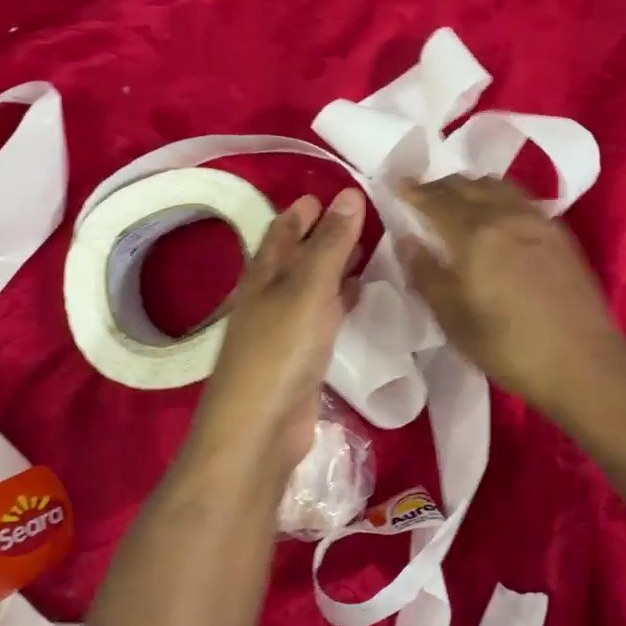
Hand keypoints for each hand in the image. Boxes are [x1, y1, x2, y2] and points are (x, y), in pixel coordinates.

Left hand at [197, 189, 364, 474]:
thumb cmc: (279, 351)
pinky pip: (323, 317)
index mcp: (263, 276)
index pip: (281, 232)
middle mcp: (269, 298)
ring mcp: (282, 330)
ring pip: (311, 287)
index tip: (326, 193)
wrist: (258, 432)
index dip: (302, 212)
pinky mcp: (299, 359)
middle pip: (295, 258)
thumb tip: (349, 194)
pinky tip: (360, 300)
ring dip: (334, 268)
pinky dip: (341, 301)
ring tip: (367, 251)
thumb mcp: (309, 289)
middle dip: (322, 236)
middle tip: (358, 217)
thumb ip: (332, 244)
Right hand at [398, 177, 625, 419]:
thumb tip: (408, 241)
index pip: (436, 199)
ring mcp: (537, 220)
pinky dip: (497, 196)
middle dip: (439, 186)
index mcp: (475, 234)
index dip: (413, 189)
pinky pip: (519, 198)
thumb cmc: (510, 347)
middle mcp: (506, 214)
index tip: (396, 183)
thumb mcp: (454, 320)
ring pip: (497, 186)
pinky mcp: (559, 232)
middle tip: (421, 194)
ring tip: (457, 201)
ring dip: (470, 187)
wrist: (584, 361)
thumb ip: (427, 275)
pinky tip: (495, 216)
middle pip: (466, 185)